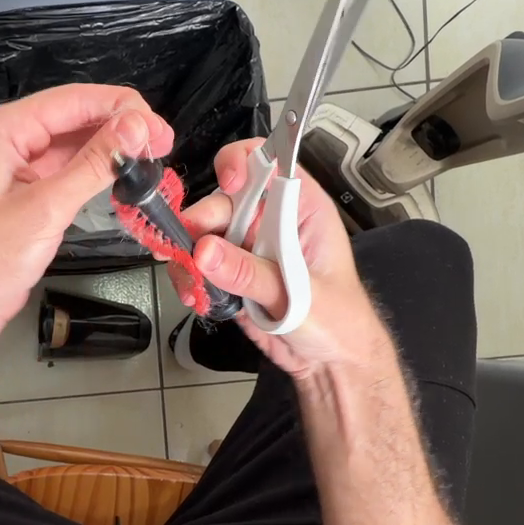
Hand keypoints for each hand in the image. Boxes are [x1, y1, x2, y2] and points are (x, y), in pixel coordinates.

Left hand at [0, 85, 173, 334]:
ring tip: (153, 156)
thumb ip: (93, 165)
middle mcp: (6, 139)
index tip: (159, 125)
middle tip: (164, 142)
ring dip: (110, 147)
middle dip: (119, 126)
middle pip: (72, 117)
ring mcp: (15, 165)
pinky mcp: (24, 189)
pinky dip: (93, 169)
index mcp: (1, 131)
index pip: (70, 101)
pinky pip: (64, 167)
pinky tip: (123, 173)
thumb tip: (137, 126)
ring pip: (71, 142)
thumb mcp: (46, 209)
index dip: (120, 106)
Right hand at [181, 139, 396, 381]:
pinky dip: (189, 279)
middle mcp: (271, 222)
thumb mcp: (298, 296)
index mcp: (302, 210)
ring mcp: (248, 248)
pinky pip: (198, 266)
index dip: (244, 162)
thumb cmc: (338, 322)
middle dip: (201, 221)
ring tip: (190, 285)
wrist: (330, 362)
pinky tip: (194, 297)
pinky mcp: (230, 275)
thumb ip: (250, 274)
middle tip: (185, 248)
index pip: (270, 163)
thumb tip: (203, 251)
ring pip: (204, 233)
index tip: (226, 183)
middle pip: (225, 200)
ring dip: (188, 255)